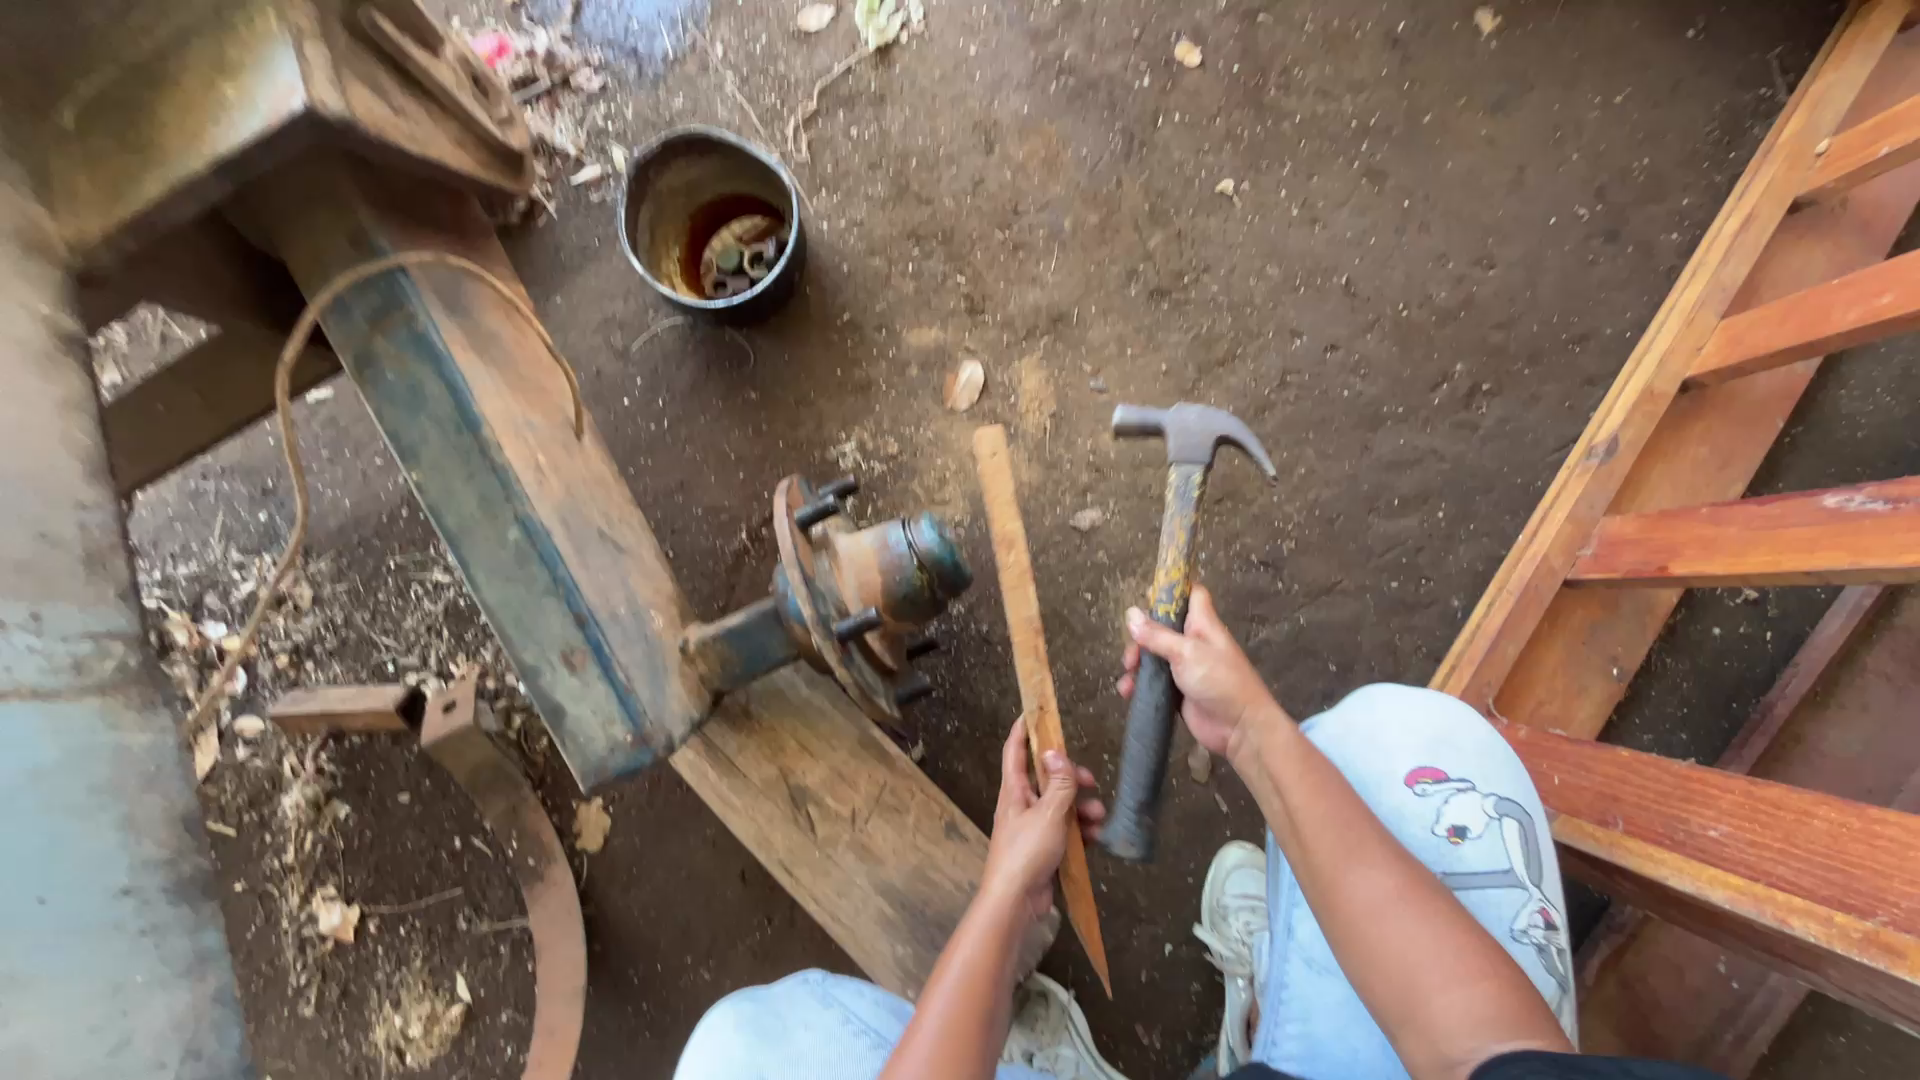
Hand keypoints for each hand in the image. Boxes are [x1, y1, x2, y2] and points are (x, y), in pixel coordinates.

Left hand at [982, 717, 1105, 921]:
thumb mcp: (1048, 814)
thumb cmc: (1027, 852)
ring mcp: (1033, 826)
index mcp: (1014, 791)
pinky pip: (1066, 829)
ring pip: (1060, 804)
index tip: (1032, 712)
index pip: (1015, 751)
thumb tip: (1056, 752)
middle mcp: (1021, 804)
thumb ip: (1058, 784)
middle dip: (1069, 776)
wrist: (1016, 902)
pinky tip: (1097, 837)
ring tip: (1099, 816)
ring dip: (1081, 806)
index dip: (1022, 730)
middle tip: (1089, 779)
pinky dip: (1081, 830)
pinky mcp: (1045, 847)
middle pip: (1046, 778)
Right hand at [1118, 585, 1283, 756]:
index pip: (1191, 595)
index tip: (1148, 595)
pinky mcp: (1178, 690)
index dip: (1172, 590)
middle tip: (1132, 654)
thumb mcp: (1186, 652)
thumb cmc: (1220, 681)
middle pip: (1161, 627)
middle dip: (1141, 637)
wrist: (1239, 728)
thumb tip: (1131, 613)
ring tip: (1128, 675)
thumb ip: (1157, 635)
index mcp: (1202, 624)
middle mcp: (1193, 642)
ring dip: (1136, 663)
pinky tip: (1129, 691)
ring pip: (1153, 655)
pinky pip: (1153, 681)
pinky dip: (1139, 684)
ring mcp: (1185, 667)